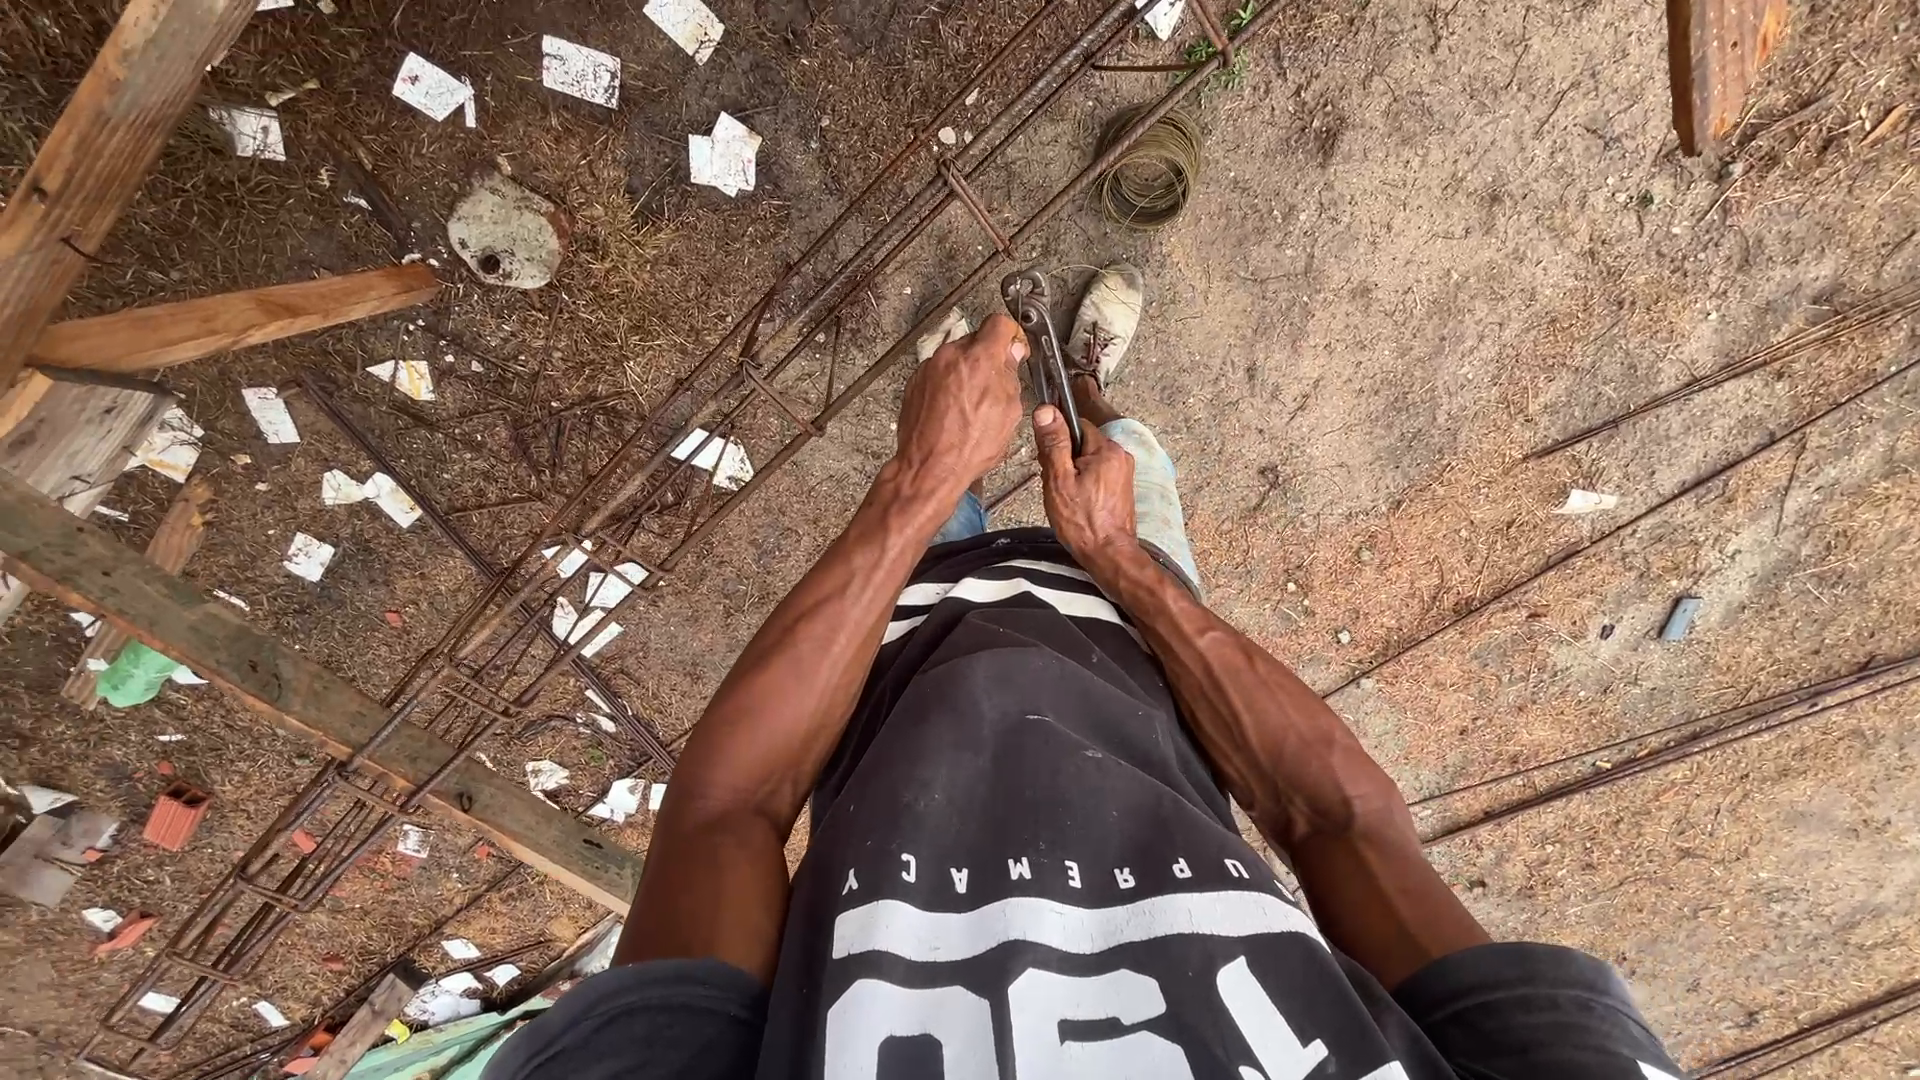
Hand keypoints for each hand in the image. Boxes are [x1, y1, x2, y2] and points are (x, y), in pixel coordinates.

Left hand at [893, 313, 1026, 496]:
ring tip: (973, 404)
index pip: (999, 323)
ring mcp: (930, 368)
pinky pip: (938, 374)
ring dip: (967, 373)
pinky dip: (948, 385)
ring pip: (956, 358)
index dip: (1011, 336)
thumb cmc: (966, 447)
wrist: (929, 466)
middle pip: (976, 341)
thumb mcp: (1008, 412)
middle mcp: (951, 356)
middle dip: (988, 359)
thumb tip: (1012, 357)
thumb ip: (1011, 376)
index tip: (1014, 348)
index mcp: (979, 358)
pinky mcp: (916, 382)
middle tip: (996, 383)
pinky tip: (955, 410)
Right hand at [1033, 403, 1136, 566]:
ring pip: (1088, 460)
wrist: (1108, 554)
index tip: (1048, 461)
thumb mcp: (1058, 479)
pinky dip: (1083, 484)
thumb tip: (1045, 411)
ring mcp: (1123, 473)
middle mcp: (1120, 456)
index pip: (1075, 426)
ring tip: (1066, 497)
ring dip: (1072, 474)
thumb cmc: (1083, 522)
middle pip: (1081, 444)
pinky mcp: (1121, 487)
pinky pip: (1097, 475)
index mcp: (1106, 449)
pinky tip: (1077, 503)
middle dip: (1064, 460)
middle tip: (1056, 485)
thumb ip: (1053, 443)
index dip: (1056, 441)